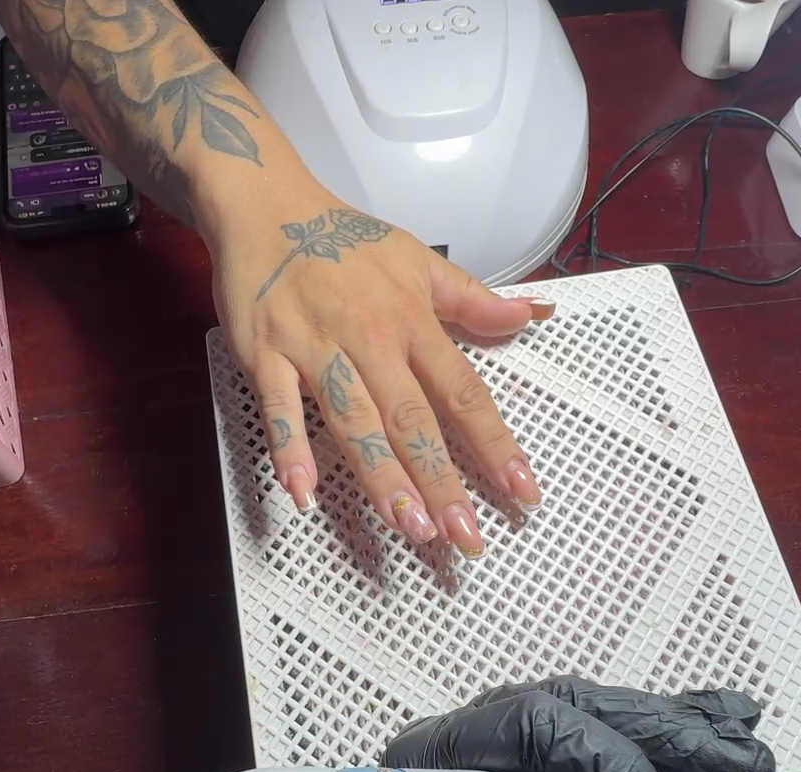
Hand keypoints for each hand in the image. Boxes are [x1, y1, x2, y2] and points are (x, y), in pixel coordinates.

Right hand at [203, 180, 552, 558]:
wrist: (267, 204)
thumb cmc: (345, 240)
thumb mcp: (417, 261)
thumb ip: (472, 298)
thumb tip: (534, 313)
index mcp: (412, 321)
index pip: (464, 392)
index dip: (495, 445)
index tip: (523, 493)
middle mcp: (370, 339)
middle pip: (412, 419)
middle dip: (441, 481)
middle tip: (464, 538)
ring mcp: (315, 349)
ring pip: (353, 420)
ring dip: (381, 475)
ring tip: (408, 526)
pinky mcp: (266, 354)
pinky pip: (278, 407)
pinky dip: (290, 447)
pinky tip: (304, 493)